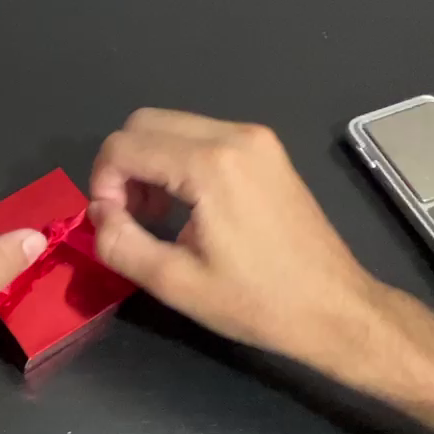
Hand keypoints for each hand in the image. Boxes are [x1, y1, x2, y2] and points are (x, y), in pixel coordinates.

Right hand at [86, 109, 387, 370]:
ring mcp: (254, 138)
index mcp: (210, 166)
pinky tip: (183, 204)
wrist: (335, 309)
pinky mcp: (264, 148)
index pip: (122, 147)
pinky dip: (173, 161)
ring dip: (146, 163)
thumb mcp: (174, 283)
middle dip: (121, 167)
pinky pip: (197, 135)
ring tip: (155, 214)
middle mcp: (234, 136)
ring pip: (168, 126)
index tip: (113, 223)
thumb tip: (98, 214)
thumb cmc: (257, 302)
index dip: (102, 184)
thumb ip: (119, 242)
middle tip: (129, 216)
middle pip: (142, 124)